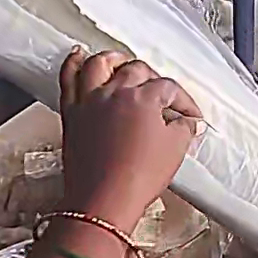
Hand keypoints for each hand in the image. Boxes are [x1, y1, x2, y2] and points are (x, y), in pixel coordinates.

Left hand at [58, 49, 201, 230]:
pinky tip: (77, 55)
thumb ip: (184, 128)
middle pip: (137, 70)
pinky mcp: (72, 113)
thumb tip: (186, 121)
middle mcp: (115, 92)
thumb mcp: (175, 150)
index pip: (169, 88)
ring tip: (122, 62)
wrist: (103, 202)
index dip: (183, 100)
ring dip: (114, 59)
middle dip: (154, 79)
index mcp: (143, 98)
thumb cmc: (138, 177)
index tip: (189, 114)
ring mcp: (90, 100)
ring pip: (100, 64)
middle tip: (162, 94)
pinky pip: (68, 79)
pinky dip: (72, 63)